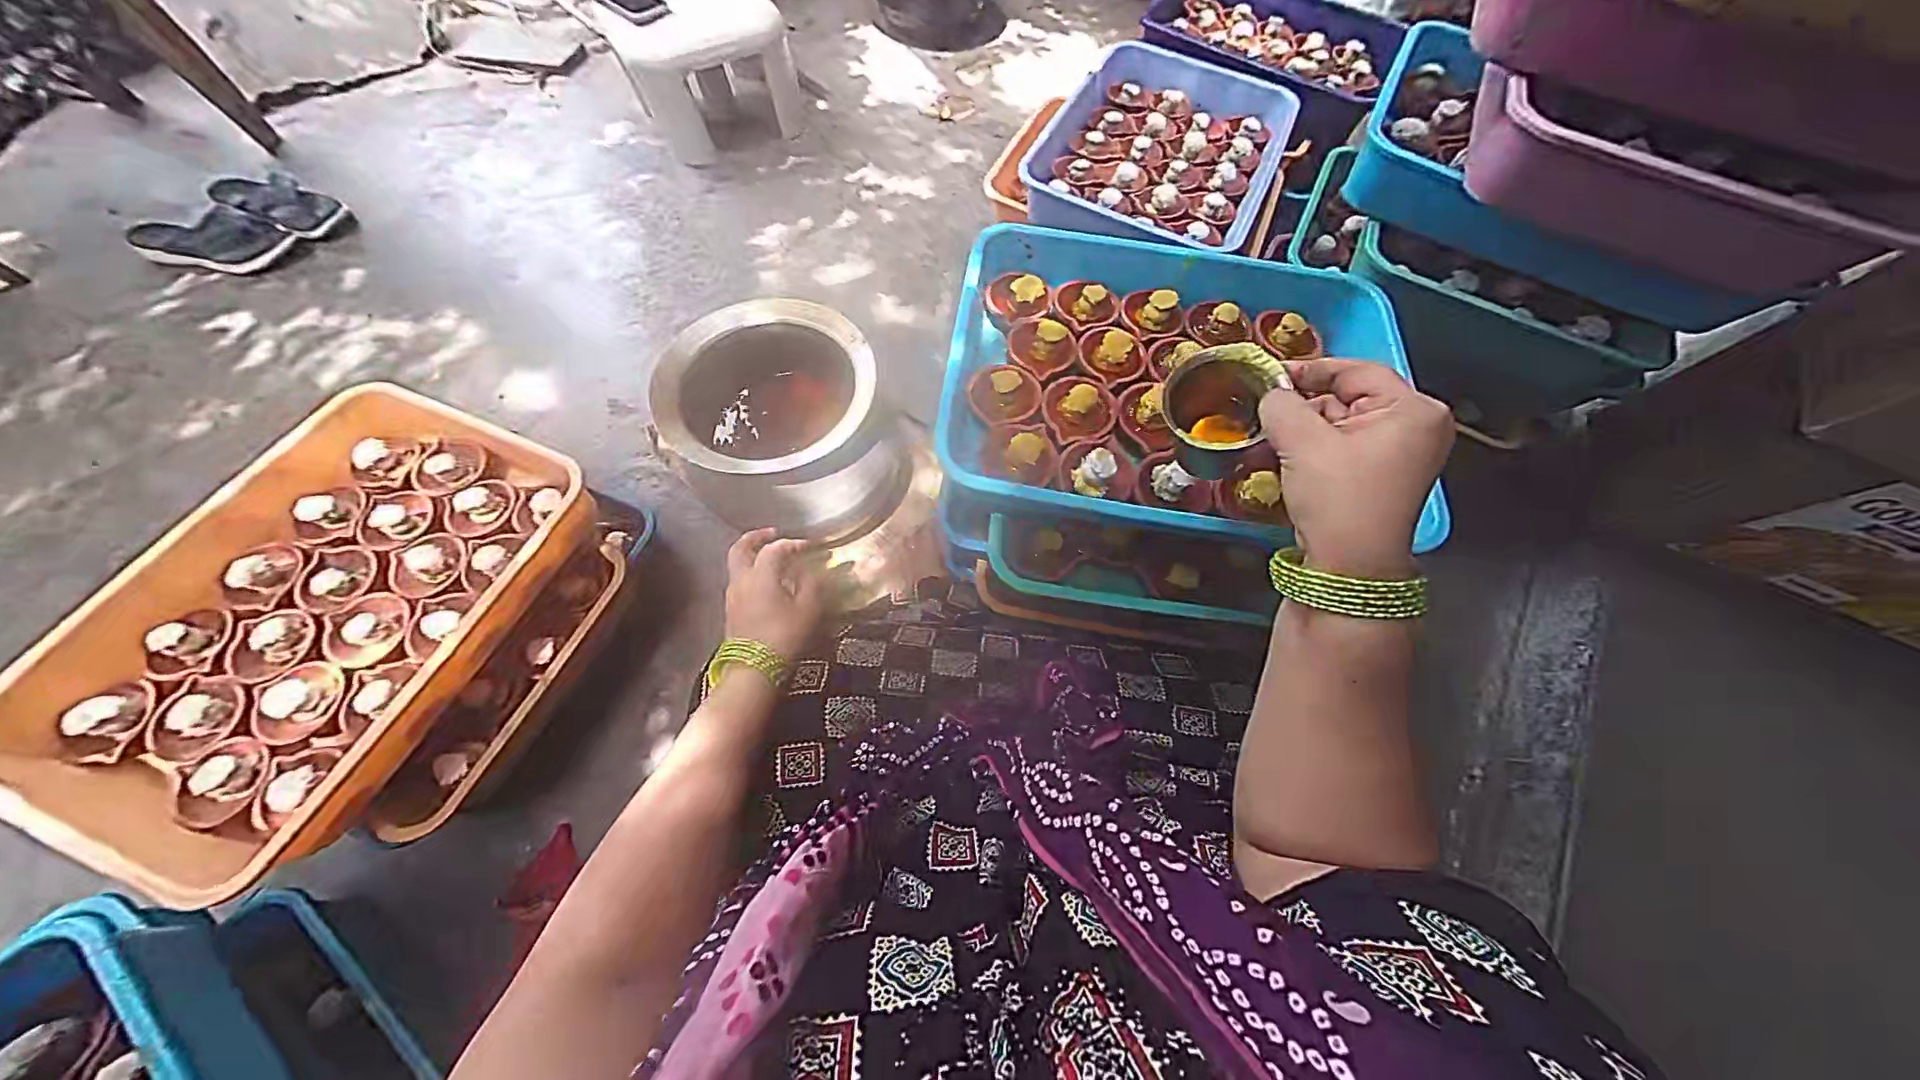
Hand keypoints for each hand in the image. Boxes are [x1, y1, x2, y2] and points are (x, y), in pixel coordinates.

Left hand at [723, 528, 824, 659]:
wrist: (754, 669)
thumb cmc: (784, 636)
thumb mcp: (807, 609)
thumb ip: (810, 584)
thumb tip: (809, 571)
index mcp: (760, 575)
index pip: (775, 548)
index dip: (793, 543)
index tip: (809, 546)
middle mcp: (741, 580)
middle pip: (741, 548)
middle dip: (756, 537)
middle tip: (772, 533)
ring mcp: (732, 596)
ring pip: (737, 565)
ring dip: (752, 556)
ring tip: (772, 559)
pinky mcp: (731, 610)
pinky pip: (740, 581)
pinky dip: (751, 573)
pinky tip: (767, 583)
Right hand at [1259, 359, 1453, 578]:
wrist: (1349, 566)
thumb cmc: (1338, 500)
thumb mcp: (1303, 444)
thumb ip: (1282, 405)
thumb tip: (1272, 393)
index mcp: (1413, 410)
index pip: (1356, 371)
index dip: (1310, 371)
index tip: (1273, 376)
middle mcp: (1415, 427)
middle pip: (1347, 397)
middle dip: (1303, 407)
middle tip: (1266, 414)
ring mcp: (1399, 453)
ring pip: (1339, 424)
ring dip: (1301, 430)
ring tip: (1269, 440)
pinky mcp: (1379, 475)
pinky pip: (1341, 447)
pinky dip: (1312, 449)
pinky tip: (1284, 457)